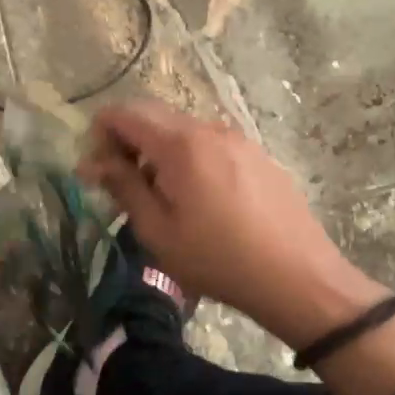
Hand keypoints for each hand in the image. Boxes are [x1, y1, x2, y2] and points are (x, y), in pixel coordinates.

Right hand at [78, 100, 385, 347]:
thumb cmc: (218, 259)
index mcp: (178, 145)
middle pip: (151, 113)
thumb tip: (92, 163)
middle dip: (125, 138)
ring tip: (159, 192)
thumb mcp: (157, 231)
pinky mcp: (257, 155)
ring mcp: (237, 139)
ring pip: (180, 127)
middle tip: (120, 179)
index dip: (99, 134)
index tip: (96, 170)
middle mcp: (207, 130)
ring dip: (156, 147)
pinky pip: (208, 141)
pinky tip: (197, 196)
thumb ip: (122, 187)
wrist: (301, 280)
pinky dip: (187, 155)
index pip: (122, 114)